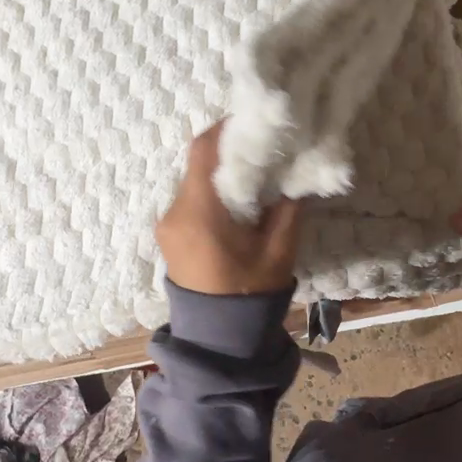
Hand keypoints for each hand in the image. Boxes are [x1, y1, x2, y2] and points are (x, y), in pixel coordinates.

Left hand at [157, 123, 301, 295]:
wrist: (218, 339)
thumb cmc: (251, 293)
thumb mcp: (279, 249)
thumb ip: (287, 206)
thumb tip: (295, 172)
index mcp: (199, 212)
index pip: (204, 150)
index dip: (227, 128)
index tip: (254, 123)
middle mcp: (174, 212)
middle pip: (199, 164)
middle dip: (230, 151)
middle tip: (263, 148)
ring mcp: (167, 224)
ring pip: (194, 181)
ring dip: (221, 173)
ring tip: (254, 176)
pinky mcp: (169, 235)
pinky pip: (189, 200)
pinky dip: (212, 192)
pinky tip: (238, 201)